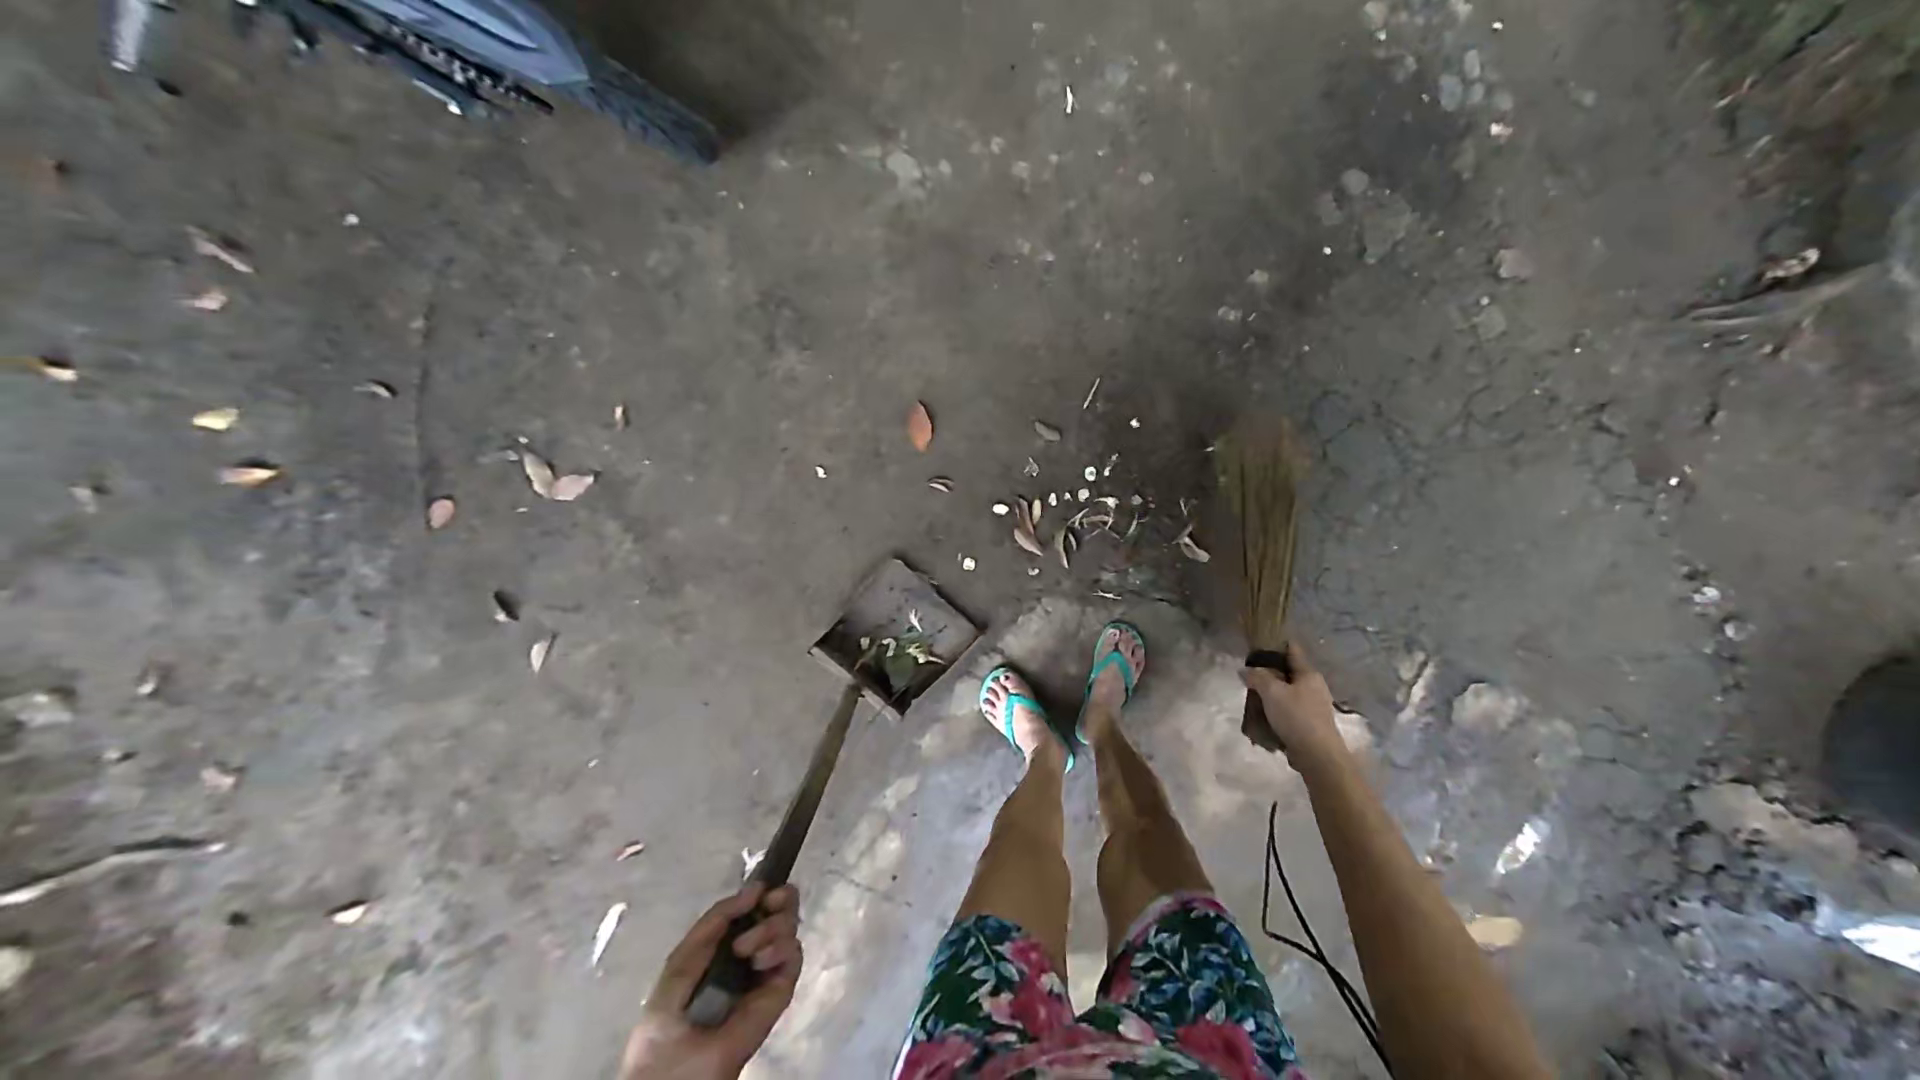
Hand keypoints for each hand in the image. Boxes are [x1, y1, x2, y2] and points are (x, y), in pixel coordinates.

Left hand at [619, 883, 803, 1079]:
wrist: (672, 1067)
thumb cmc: (669, 1014)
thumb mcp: (685, 956)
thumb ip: (717, 919)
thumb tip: (757, 888)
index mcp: (728, 941)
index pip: (759, 905)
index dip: (765, 891)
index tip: (762, 889)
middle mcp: (753, 951)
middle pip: (783, 910)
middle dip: (780, 900)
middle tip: (769, 904)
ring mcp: (768, 971)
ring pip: (790, 928)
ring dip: (772, 927)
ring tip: (745, 950)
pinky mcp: (781, 991)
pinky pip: (794, 956)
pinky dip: (780, 949)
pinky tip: (758, 962)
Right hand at [1242, 643, 1341, 761]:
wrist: (1317, 755)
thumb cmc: (1296, 717)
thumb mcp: (1271, 692)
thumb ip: (1257, 677)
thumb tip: (1245, 670)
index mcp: (1308, 674)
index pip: (1292, 650)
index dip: (1275, 644)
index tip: (1258, 645)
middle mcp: (1314, 686)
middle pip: (1288, 672)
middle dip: (1269, 673)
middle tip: (1249, 677)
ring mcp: (1314, 705)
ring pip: (1288, 692)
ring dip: (1271, 694)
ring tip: (1253, 699)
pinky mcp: (1311, 723)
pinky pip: (1290, 710)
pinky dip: (1277, 710)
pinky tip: (1265, 717)